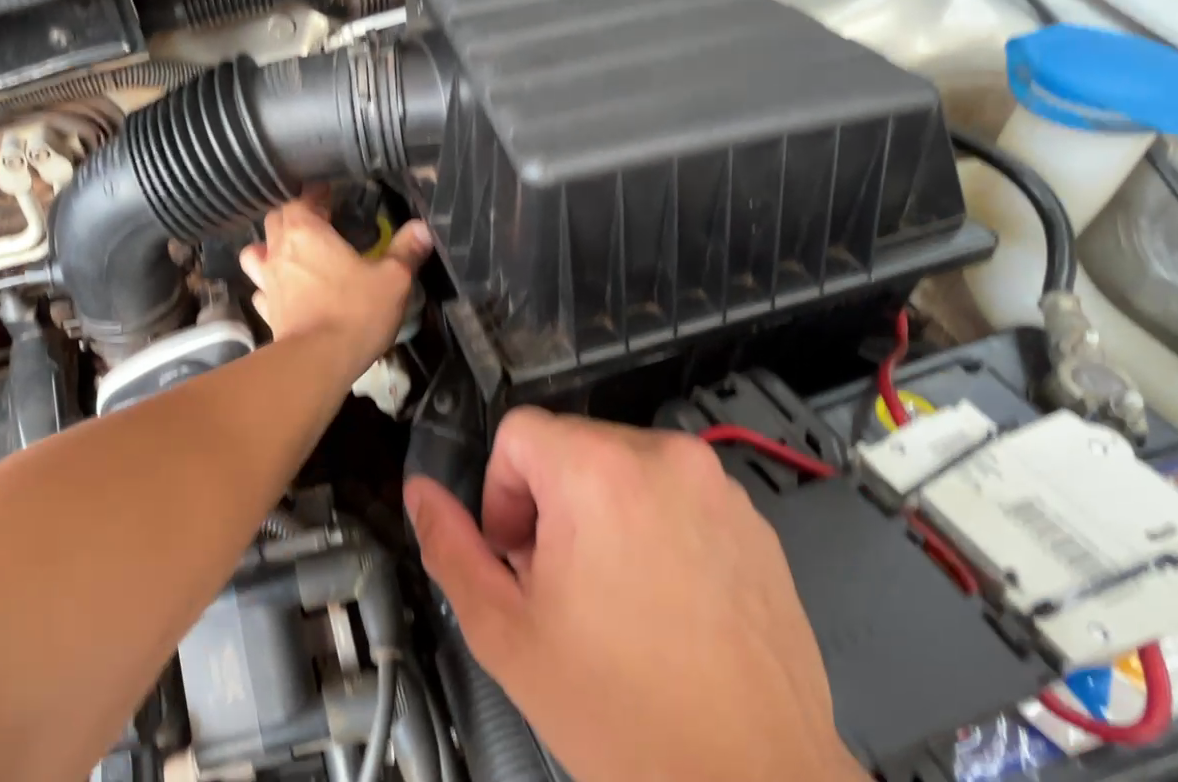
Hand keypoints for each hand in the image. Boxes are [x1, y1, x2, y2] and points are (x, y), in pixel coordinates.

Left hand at [238, 191, 430, 371]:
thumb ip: (406, 251)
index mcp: (305, 232)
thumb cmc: (355, 312)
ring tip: (289, 254)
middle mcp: (278, 251)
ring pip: (256, 253)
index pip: (301, 199)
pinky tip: (285, 292)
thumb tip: (422, 228)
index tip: (330, 195)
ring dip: (269, 248)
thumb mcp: (393, 279)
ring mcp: (266, 283)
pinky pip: (261, 290)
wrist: (317, 362)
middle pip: (276, 220)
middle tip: (317, 222)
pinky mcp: (265, 312)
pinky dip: (269, 286)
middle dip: (294, 216)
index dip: (315, 195)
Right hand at [405, 408, 861, 781]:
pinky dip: (652, 528)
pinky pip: (676, 497)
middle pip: (571, 445)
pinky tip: (656, 603)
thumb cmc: (625, 711)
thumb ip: (450, 546)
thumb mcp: (503, 630)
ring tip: (607, 598)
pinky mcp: (755, 524)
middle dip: (547, 503)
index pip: (518, 431)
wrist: (750, 779)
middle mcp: (666, 461)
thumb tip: (422, 495)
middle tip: (555, 583)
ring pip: (623, 469)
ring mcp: (719, 490)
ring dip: (598, 514)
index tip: (516, 554)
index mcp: (598, 473)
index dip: (500, 492)